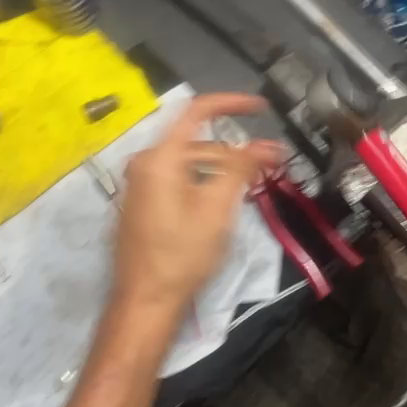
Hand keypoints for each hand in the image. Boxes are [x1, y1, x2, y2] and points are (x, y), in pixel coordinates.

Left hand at [113, 93, 282, 313]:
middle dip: (232, 148)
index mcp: (160, 156)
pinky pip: (175, 178)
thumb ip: (242, 167)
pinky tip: (221, 201)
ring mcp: (138, 184)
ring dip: (218, 167)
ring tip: (249, 185)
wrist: (144, 302)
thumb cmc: (182, 253)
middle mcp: (144, 163)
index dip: (232, 103)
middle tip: (265, 163)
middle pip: (195, 141)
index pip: (197, 110)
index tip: (262, 108)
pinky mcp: (140, 204)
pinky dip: (201, 181)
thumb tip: (268, 144)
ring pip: (186, 162)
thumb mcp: (217, 208)